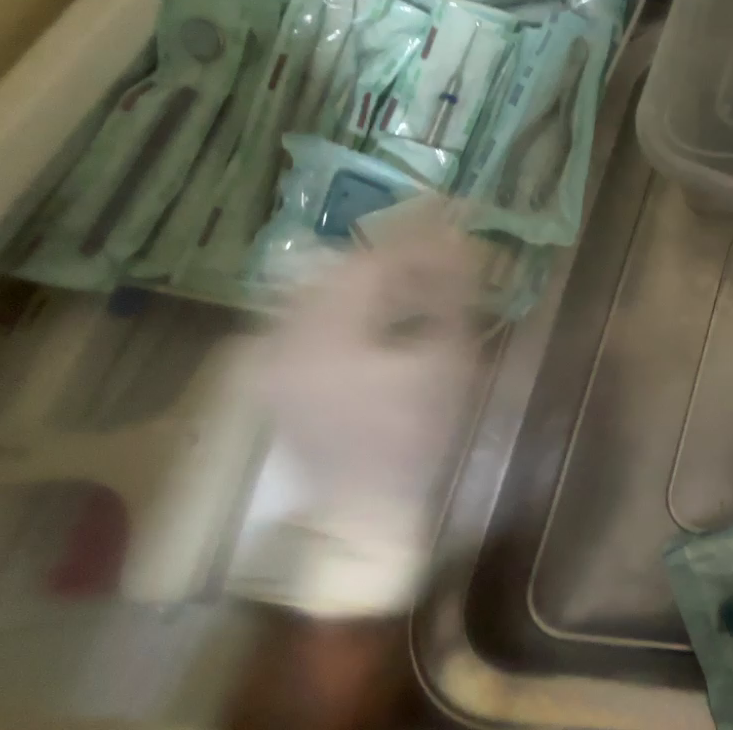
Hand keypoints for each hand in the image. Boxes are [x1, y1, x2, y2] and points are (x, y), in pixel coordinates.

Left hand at [228, 220, 482, 616]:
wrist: (369, 506)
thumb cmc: (419, 435)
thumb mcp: (448, 360)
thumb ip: (453, 294)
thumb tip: (464, 240)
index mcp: (326, 336)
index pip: (371, 263)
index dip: (417, 240)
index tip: (454, 225)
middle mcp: (282, 337)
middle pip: (340, 270)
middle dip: (394, 255)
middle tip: (440, 249)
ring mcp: (268, 357)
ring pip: (320, 290)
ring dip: (370, 278)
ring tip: (416, 278)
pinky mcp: (269, 373)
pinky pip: (305, 316)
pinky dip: (346, 304)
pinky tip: (381, 312)